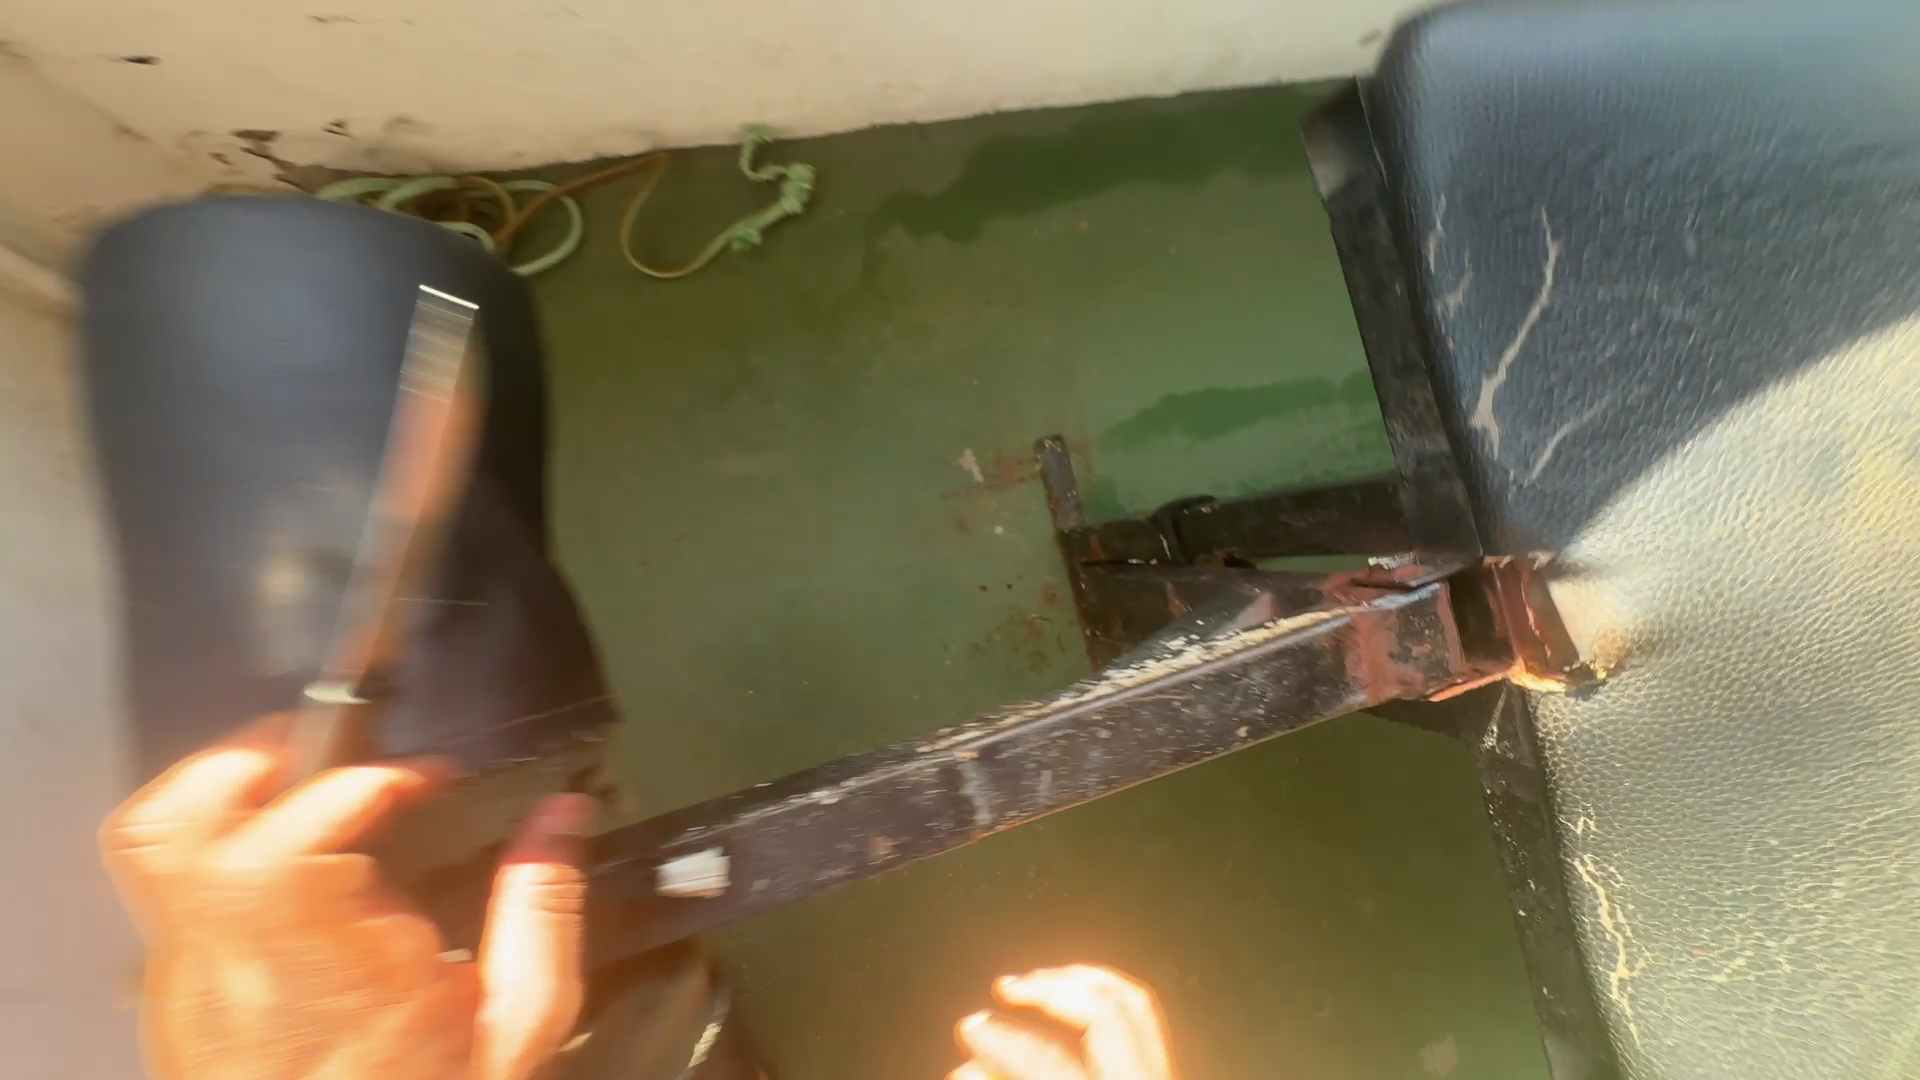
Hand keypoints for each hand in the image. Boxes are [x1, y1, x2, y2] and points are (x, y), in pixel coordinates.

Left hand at [99, 717, 592, 1079]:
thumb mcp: (524, 1015)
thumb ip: (545, 905)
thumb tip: (564, 813)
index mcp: (325, 979)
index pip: (279, 855)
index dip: (354, 786)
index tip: (427, 779)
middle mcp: (235, 970)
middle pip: (181, 828)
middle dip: (268, 754)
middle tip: (355, 745)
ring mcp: (193, 975)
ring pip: (159, 841)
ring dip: (244, 780)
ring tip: (330, 769)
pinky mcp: (186, 980)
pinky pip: (185, 872)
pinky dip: (244, 821)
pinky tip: (318, 833)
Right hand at [950, 966, 1173, 1079]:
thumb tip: (967, 1067)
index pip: (1049, 1060)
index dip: (1001, 1041)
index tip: (970, 1027)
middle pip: (1102, 1008)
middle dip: (1047, 988)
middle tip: (1007, 986)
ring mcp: (1166, 1073)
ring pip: (1130, 999)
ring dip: (1077, 979)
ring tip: (1038, 978)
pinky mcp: (1167, 1070)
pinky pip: (1140, 1014)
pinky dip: (1103, 993)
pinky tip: (1076, 992)